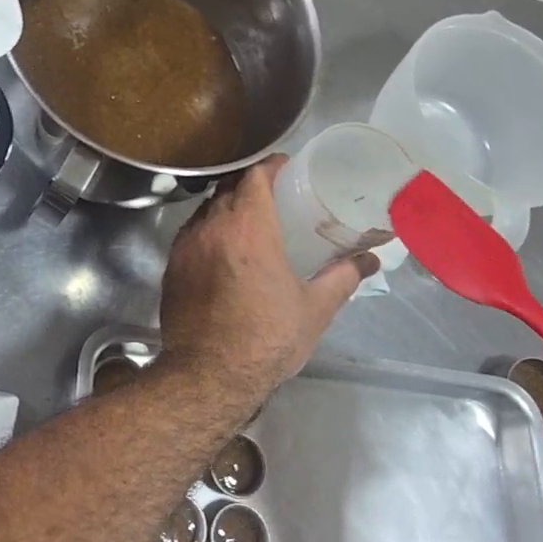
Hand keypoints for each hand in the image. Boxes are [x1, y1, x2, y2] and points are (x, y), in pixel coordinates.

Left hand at [157, 156, 376, 400]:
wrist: (208, 375)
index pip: (255, 176)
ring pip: (205, 210)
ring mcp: (186, 246)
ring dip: (225, 207)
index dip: (271, 165)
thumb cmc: (266, 340)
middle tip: (272, 193)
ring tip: (247, 219)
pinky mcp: (171, 266)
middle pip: (228, 188)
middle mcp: (212, 227)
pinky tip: (222, 248)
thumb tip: (371, 260)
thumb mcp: (314, 309)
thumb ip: (343, 277)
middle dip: (249, 184)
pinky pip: (190, 234)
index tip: (286, 166)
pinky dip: (207, 230)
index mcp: (248, 228)